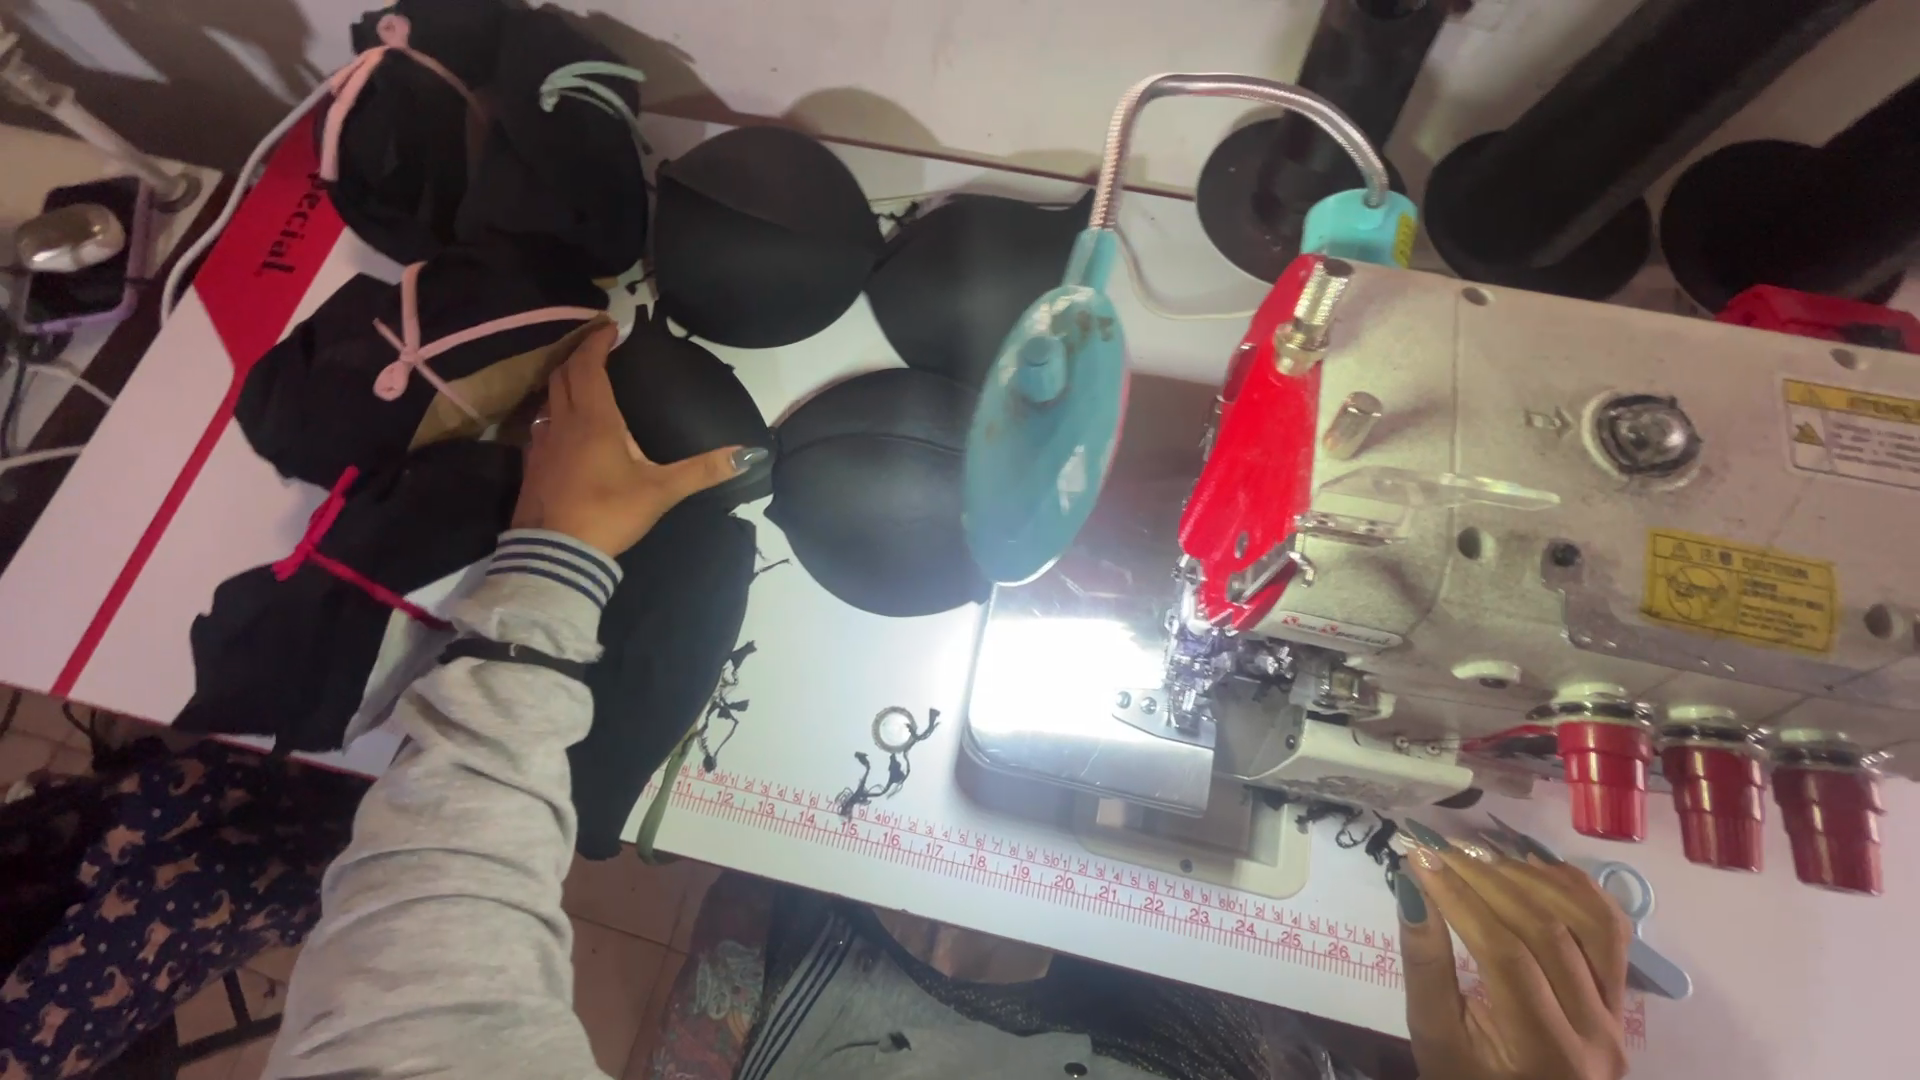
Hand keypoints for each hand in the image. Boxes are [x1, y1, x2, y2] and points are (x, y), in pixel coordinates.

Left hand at [512, 323, 760, 556]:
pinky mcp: (533, 465)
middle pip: (563, 374)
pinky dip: (555, 410)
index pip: (590, 366)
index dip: (598, 341)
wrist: (556, 553)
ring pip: (548, 398)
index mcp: (595, 420)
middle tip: (599, 346)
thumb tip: (751, 454)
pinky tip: (567, 426)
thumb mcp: (663, 491)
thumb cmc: (610, 513)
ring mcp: (542, 443)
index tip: (611, 325)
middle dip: (580, 354)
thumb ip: (705, 470)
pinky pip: (542, 423)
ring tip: (585, 380)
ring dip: (565, 381)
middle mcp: (563, 422)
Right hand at [1396, 822, 1632, 1079]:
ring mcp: (1618, 1016)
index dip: (1458, 897)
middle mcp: (1597, 1033)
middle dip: (1486, 878)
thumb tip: (1412, 888)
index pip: (1504, 953)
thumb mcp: (1433, 1034)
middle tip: (1440, 848)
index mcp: (1545, 1051)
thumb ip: (1425, 964)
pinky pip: (1610, 933)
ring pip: (1590, 924)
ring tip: (1480, 856)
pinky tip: (1533, 865)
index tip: (1419, 857)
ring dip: (1532, 879)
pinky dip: (1576, 890)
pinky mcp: (1620, 1001)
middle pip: (1547, 932)